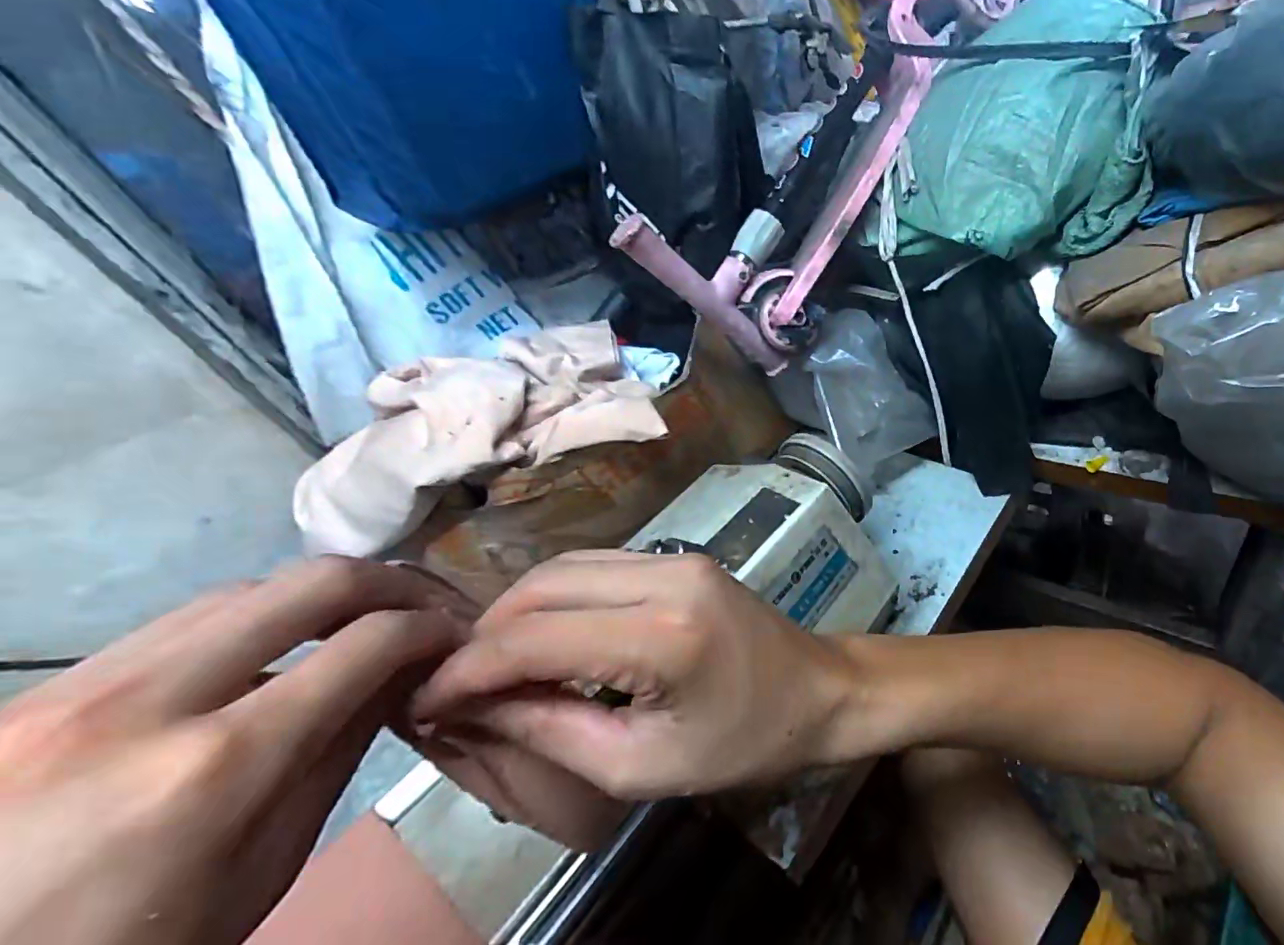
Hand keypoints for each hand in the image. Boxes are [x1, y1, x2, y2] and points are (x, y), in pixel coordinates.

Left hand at [0, 557, 472, 944]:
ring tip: (351, 628)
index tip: (458, 639)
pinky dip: (248, 626)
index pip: (373, 641)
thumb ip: (341, 751)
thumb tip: (405, 675)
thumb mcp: (263, 865)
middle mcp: (144, 704)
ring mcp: (66, 692)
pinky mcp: (27, 695)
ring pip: (242, 590)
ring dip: (319, 600)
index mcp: (216, 767)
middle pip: (312, 582)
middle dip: (393, 584)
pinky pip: (172, 627)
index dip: (435, 628)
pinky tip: (264, 659)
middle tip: (424, 609)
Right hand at [410, 550, 858, 804]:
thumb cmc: (745, 741)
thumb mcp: (640, 764)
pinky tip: (544, 640)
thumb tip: (467, 710)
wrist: (822, 690)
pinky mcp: (683, 559)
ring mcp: (677, 559)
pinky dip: (557, 600)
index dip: (464, 671)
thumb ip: (549, 732)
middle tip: (454, 690)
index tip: (420, 708)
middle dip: (482, 636)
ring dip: (516, 613)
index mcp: (661, 634)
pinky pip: (598, 567)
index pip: (532, 637)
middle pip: (540, 586)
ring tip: (492, 669)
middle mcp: (666, 577)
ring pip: (565, 567)